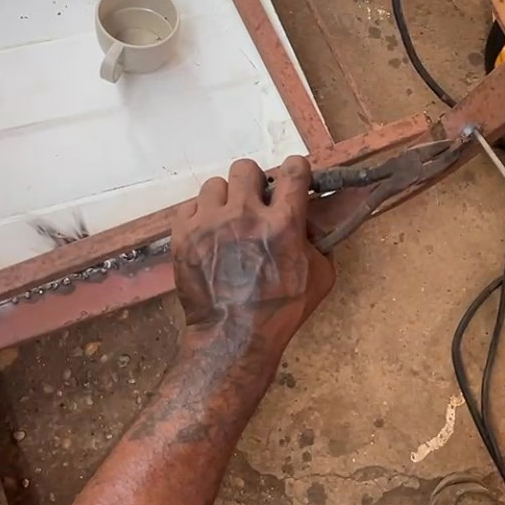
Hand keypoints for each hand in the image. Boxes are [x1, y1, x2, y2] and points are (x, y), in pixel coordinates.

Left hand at [171, 157, 334, 378]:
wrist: (234, 336)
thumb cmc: (282, 311)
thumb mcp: (320, 277)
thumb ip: (319, 241)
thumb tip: (312, 220)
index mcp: (284, 223)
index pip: (293, 170)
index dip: (296, 170)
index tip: (294, 177)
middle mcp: (246, 215)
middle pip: (246, 168)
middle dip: (254, 183)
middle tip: (254, 203)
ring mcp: (210, 223)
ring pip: (215, 184)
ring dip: (224, 200)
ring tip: (226, 221)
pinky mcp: (184, 234)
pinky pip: (189, 205)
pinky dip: (199, 216)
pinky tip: (207, 234)